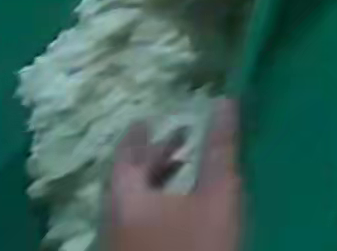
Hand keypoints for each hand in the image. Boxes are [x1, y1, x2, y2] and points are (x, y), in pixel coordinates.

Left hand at [104, 99, 242, 250]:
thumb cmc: (198, 245)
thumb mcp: (218, 192)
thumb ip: (219, 147)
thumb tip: (223, 100)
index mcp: (127, 205)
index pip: (123, 163)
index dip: (135, 139)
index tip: (145, 119)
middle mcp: (113, 226)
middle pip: (124, 185)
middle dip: (151, 157)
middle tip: (179, 134)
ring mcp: (118, 249)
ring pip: (130, 205)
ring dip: (154, 179)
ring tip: (183, 163)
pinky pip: (135, 221)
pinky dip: (154, 200)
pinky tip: (178, 203)